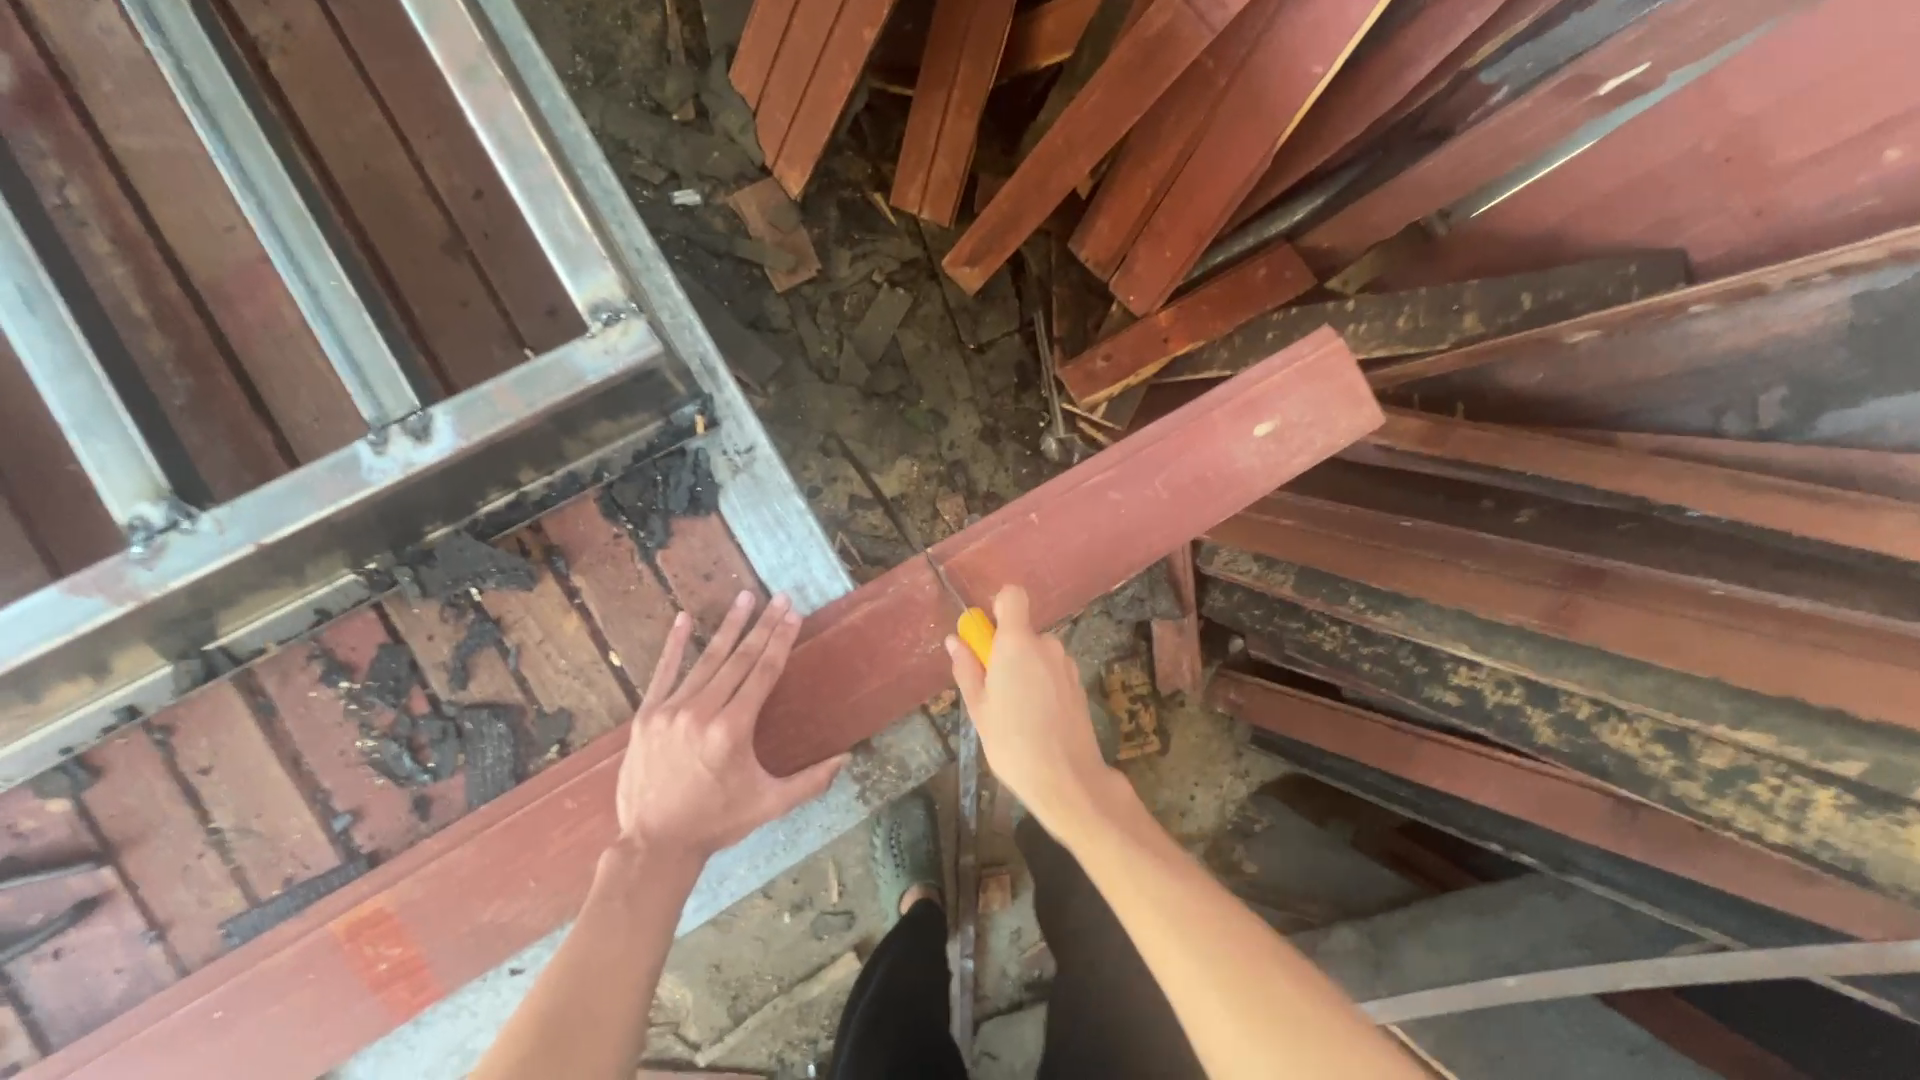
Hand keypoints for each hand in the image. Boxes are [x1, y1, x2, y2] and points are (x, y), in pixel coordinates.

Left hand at [615, 591, 847, 859]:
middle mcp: (701, 713)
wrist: (654, 843)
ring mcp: (670, 712)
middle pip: (738, 659)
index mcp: (732, 730)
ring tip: (745, 598)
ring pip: (705, 661)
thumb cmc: (717, 823)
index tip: (793, 614)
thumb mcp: (770, 804)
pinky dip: (674, 645)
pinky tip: (684, 618)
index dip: (780, 641)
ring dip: (728, 627)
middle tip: (778, 597)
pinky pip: (663, 673)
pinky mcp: (647, 717)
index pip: (762, 673)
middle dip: (762, 626)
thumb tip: (847, 758)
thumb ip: (811, 781)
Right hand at [947, 586, 1120, 834]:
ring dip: (1025, 671)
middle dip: (1007, 652)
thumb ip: (967, 669)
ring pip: (1039, 655)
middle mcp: (1046, 645)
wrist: (1066, 778)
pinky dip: (1042, 685)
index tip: (987, 634)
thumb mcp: (979, 709)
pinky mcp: (1079, 685)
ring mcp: (1067, 665)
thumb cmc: (1012, 743)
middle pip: (1023, 632)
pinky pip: (1053, 672)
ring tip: (1015, 712)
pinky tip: (1037, 720)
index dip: (998, 606)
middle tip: (993, 691)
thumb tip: (955, 641)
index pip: (1012, 596)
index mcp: (1017, 644)